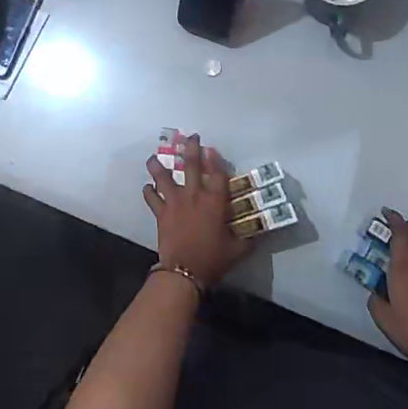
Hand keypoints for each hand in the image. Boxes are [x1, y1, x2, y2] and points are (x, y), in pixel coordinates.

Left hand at [143, 134, 249, 285]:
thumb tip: (260, 230)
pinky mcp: (160, 212)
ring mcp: (174, 202)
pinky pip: (151, 198)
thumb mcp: (238, 249)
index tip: (212, 148)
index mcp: (214, 202)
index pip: (218, 174)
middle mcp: (193, 196)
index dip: (216, 160)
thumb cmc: (214, 258)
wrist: (184, 271)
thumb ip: (249, 237)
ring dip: (158, 165)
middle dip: (190, 148)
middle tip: (189, 137)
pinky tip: (148, 187)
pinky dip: (148, 191)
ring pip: (163, 176)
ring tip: (154, 158)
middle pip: (191, 166)